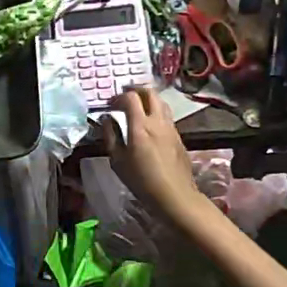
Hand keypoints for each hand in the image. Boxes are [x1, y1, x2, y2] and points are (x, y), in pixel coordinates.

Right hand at [104, 85, 203, 218]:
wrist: (175, 195)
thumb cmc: (142, 181)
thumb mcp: (118, 161)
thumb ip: (111, 136)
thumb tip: (107, 120)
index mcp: (140, 126)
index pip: (130, 97)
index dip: (118, 97)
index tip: (110, 105)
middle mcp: (158, 121)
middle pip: (150, 92)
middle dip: (135, 90)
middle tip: (124, 97)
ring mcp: (171, 127)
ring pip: (161, 101)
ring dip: (148, 99)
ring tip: (137, 107)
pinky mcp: (178, 135)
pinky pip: (167, 115)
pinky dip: (156, 111)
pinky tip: (149, 124)